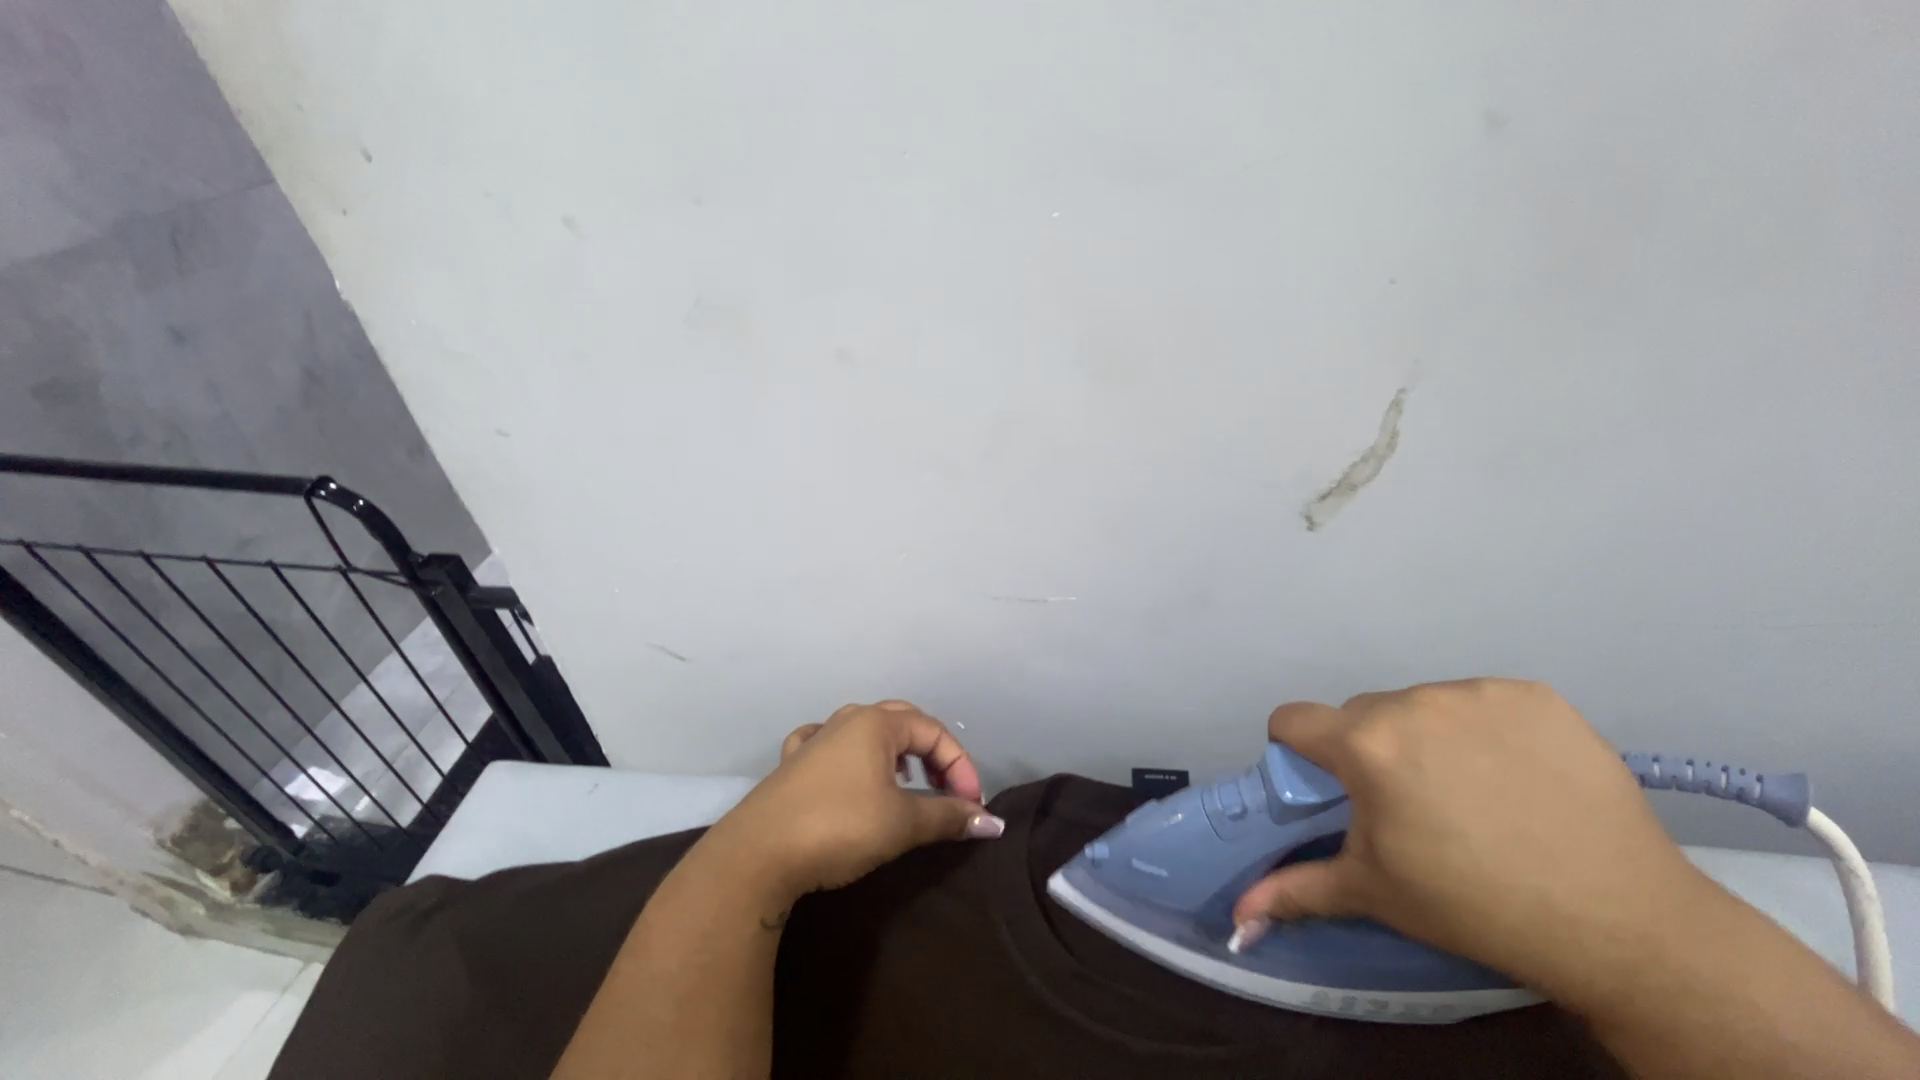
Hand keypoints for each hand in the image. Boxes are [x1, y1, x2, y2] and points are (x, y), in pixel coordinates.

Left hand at [702, 701, 1003, 907]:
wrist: (758, 855)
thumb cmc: (839, 827)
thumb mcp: (902, 824)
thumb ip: (949, 817)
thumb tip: (992, 822)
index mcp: (876, 724)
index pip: (934, 732)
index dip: (961, 766)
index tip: (972, 806)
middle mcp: (845, 721)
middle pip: (903, 723)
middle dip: (933, 755)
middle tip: (948, 792)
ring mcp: (814, 741)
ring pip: (866, 733)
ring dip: (896, 754)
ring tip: (909, 785)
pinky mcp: (791, 766)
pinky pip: (830, 747)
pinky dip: (853, 757)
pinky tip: (852, 775)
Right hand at [1231, 678, 1715, 1001]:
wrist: (1619, 920)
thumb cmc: (1475, 907)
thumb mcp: (1375, 895)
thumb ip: (1296, 891)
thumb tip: (1237, 918)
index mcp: (1365, 745)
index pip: (1293, 720)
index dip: (1298, 754)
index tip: (1329, 790)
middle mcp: (1415, 702)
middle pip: (1362, 714)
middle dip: (1368, 751)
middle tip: (1408, 807)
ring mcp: (1480, 693)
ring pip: (1422, 705)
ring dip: (1425, 738)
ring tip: (1470, 795)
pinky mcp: (1537, 696)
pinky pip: (1482, 703)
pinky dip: (1484, 731)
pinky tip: (1516, 777)